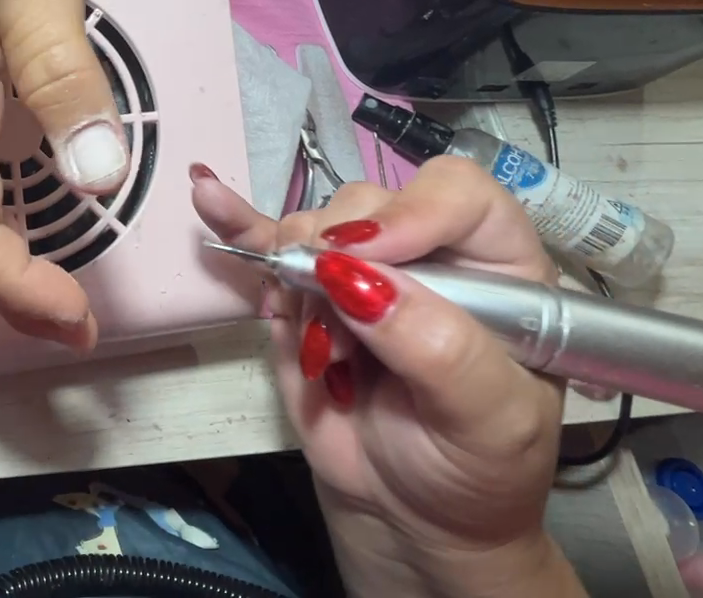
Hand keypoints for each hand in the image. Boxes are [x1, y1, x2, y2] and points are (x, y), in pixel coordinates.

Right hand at [193, 158, 581, 595]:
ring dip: (298, 281)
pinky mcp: (300, 289)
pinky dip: (234, 221)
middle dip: (339, 261)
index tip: (367, 256)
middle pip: (368, 205)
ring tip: (320, 353)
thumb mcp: (486, 422)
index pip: (459, 197)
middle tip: (338, 332)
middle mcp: (423, 253)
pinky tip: (208, 196)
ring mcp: (355, 269)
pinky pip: (263, 241)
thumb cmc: (471, 467)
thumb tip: (352, 276)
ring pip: (310, 229)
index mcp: (494, 270)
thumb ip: (437, 348)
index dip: (411, 210)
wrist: (406, 507)